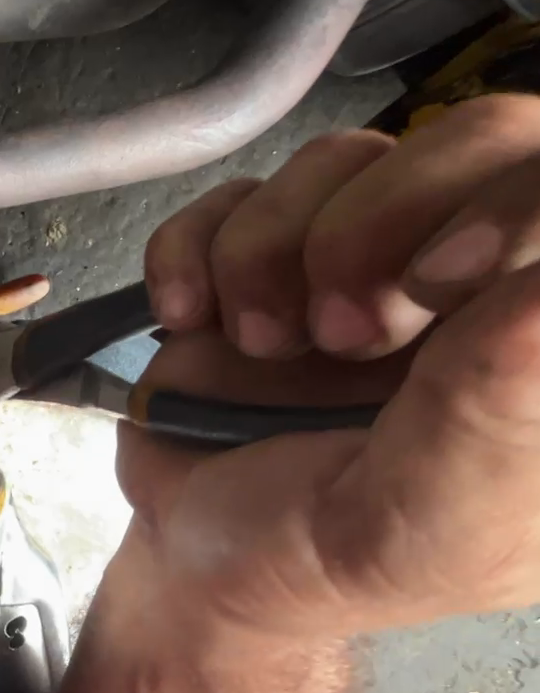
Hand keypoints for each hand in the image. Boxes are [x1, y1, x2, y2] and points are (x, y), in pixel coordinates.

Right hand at [125, 94, 539, 642]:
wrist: (192, 550)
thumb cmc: (318, 556)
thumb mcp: (424, 520)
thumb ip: (499, 415)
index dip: (522, 198)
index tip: (438, 283)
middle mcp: (471, 278)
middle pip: (478, 136)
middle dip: (377, 226)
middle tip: (337, 334)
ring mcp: (349, 265)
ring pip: (336, 162)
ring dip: (265, 256)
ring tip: (260, 346)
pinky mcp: (245, 272)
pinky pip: (220, 203)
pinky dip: (186, 254)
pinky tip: (189, 319)